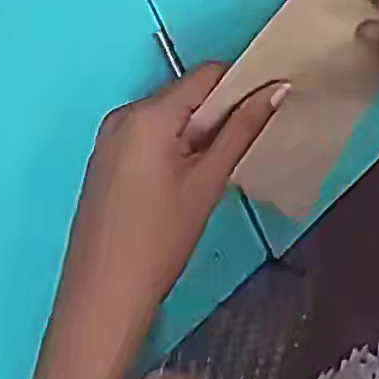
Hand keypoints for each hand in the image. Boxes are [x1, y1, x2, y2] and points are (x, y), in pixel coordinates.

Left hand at [35, 64, 286, 378]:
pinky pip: (148, 130)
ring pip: (168, 112)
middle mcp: (124, 113)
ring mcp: (109, 135)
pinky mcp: (103, 156)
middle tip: (241, 140)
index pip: (207, 75)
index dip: (240, 84)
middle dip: (217, 110)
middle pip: (186, 92)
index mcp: (148, 114)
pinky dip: (172, 140)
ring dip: (195, 126)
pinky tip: (183, 175)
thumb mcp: (209, 180)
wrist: (101, 303)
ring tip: (212, 164)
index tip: (263, 103)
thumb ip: (243, 127)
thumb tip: (277, 89)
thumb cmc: (160, 240)